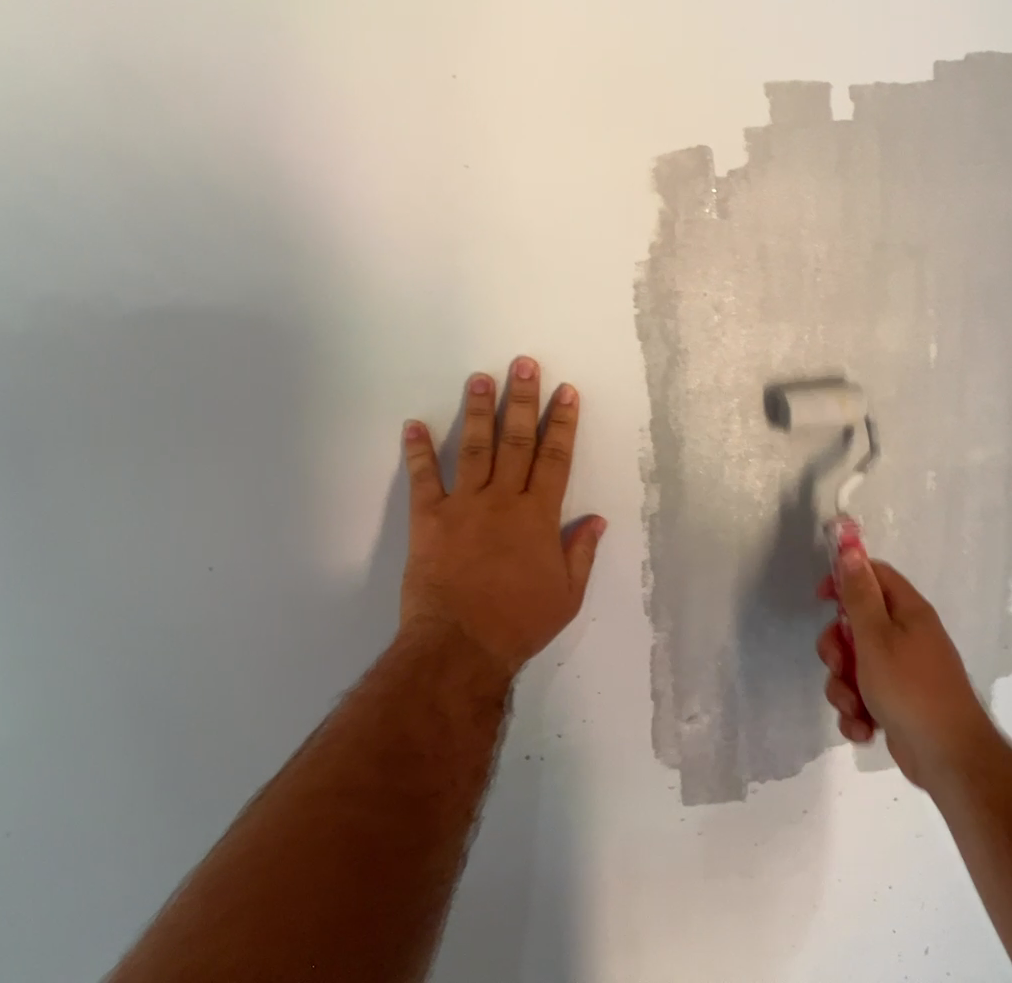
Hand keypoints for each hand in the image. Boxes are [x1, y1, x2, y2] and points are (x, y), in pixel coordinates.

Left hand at [398, 357, 605, 679]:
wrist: (461, 646)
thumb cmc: (519, 623)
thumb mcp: (568, 595)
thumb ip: (581, 553)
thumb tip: (596, 520)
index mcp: (539, 516)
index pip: (555, 458)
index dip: (563, 423)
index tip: (566, 392)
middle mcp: (503, 500)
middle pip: (516, 440)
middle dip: (523, 400)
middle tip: (524, 364)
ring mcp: (463, 506)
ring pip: (473, 448)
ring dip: (477, 411)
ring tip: (480, 377)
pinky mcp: (428, 520)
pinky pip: (423, 479)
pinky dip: (418, 451)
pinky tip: (414, 424)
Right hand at [816, 551, 993, 788]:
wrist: (947, 756)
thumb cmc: (910, 689)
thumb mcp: (876, 637)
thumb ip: (859, 595)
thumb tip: (851, 549)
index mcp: (907, 612)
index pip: (873, 576)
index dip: (845, 580)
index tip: (820, 599)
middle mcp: (906, 636)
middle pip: (855, 625)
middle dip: (837, 649)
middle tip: (839, 665)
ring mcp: (901, 672)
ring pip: (853, 666)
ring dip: (844, 688)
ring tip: (855, 708)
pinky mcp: (895, 703)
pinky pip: (862, 696)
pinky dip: (857, 713)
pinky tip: (864, 729)